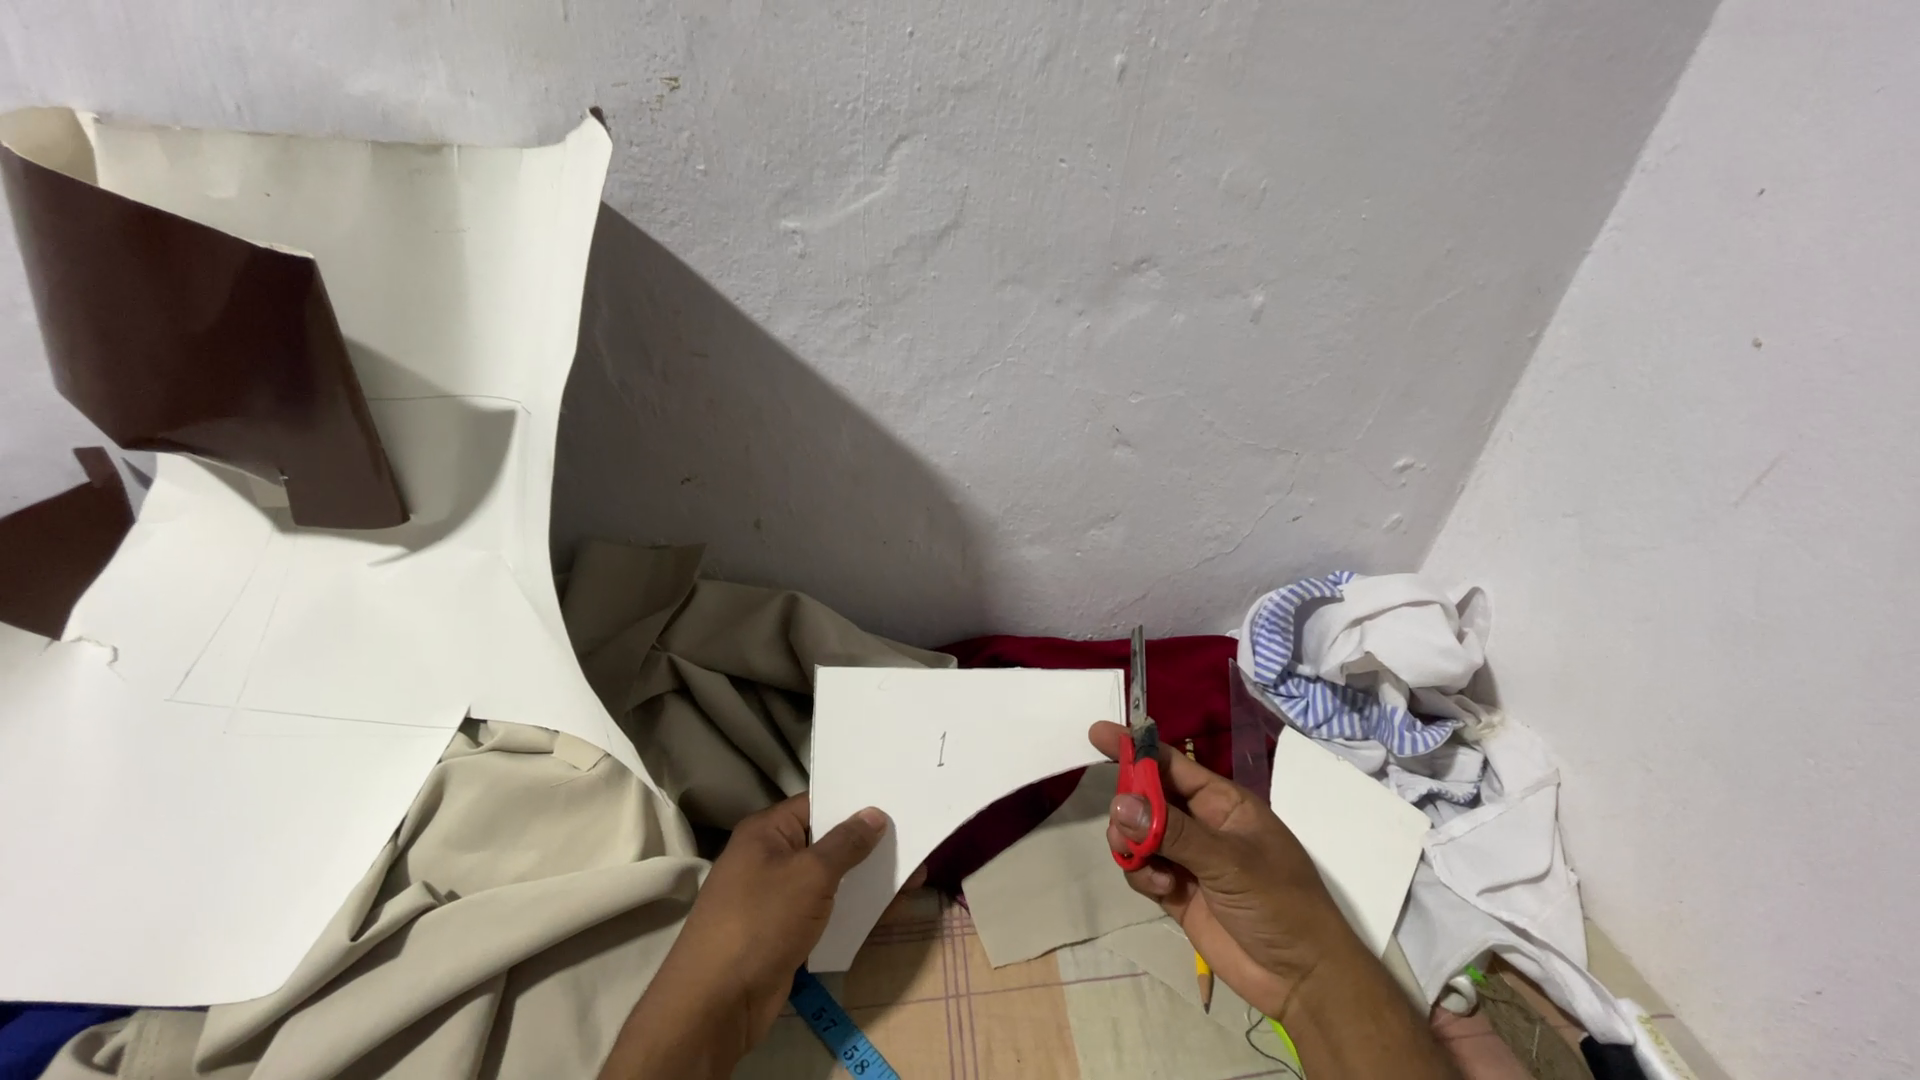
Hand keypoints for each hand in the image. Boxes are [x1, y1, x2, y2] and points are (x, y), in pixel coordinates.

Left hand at [598, 794, 888, 1079]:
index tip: (895, 799)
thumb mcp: (809, 874)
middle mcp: (769, 857)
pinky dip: (854, 908)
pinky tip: (890, 909)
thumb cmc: (761, 921)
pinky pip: (826, 910)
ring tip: (915, 875)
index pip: (815, 804)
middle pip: (826, 841)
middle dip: (868, 843)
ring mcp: (776, 897)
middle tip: (914, 837)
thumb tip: (874, 814)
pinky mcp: (785, 931)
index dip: (854, 802)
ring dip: (867, 879)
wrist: (716, 1002)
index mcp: (766, 832)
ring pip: (830, 878)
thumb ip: (846, 843)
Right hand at [1089, 721, 1361, 1019]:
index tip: (1097, 733)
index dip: (1136, 748)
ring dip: (1130, 843)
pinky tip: (1158, 888)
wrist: (1301, 979)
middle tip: (1123, 824)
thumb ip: (1174, 832)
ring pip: (1138, 834)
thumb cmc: (1281, 904)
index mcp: (1223, 803)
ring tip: (1139, 860)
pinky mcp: (1175, 891)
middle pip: (1148, 797)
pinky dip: (1139, 873)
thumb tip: (1120, 803)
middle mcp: (1202, 824)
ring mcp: (1187, 858)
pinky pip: (1141, 869)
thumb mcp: (1231, 863)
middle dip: (1129, 804)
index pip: (1172, 764)